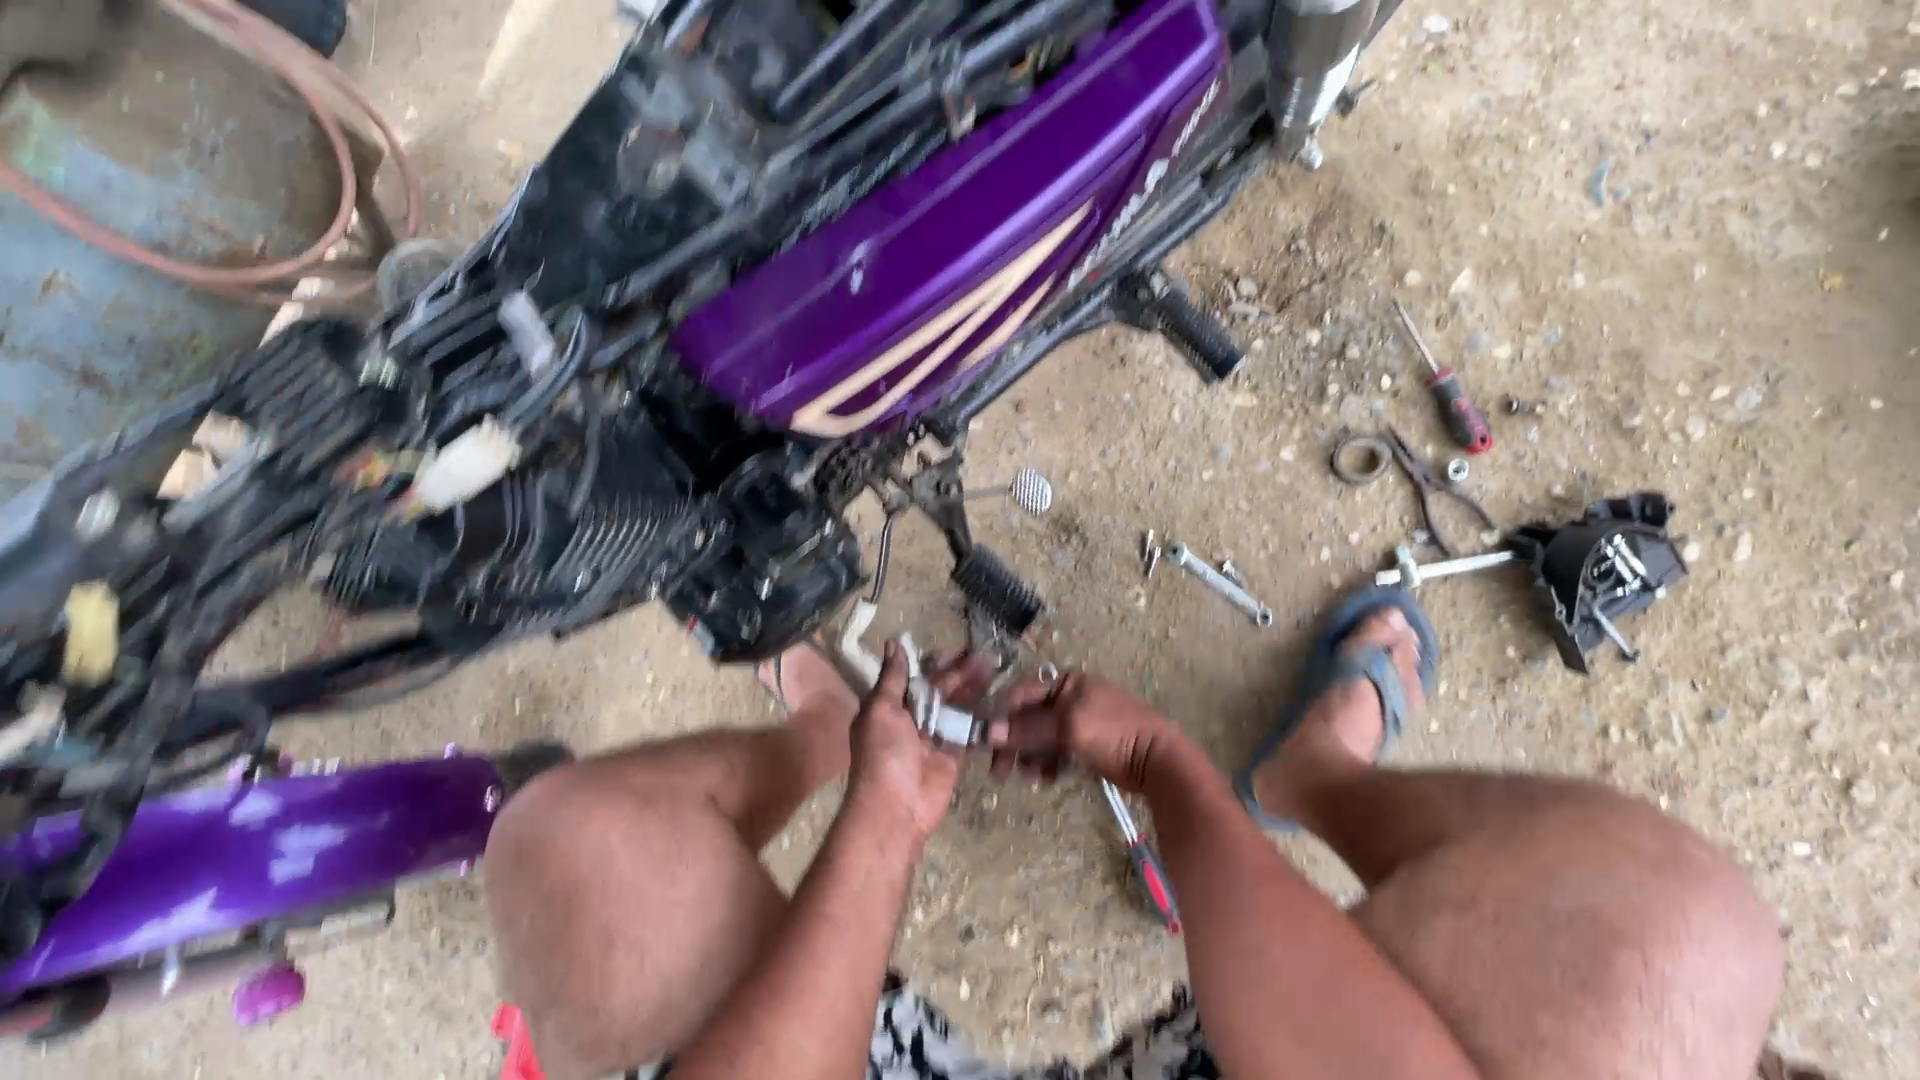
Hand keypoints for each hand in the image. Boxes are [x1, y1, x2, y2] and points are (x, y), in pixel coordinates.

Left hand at [846, 643, 990, 842]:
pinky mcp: (951, 755)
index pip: (912, 678)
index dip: (932, 664)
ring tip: (992, 673)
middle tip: (982, 657)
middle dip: (957, 675)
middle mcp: (909, 720)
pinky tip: (997, 702)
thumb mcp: (881, 710)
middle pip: (937, 692)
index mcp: (888, 707)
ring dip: (971, 691)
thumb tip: (892, 643)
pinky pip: (966, 732)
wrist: (896, 807)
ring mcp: (932, 738)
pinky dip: (979, 719)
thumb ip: (892, 678)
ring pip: (954, 709)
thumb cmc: (884, 754)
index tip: (953, 649)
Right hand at [985, 672, 1184, 792]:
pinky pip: (1054, 751)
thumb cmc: (1113, 733)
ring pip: (1039, 737)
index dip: (1001, 714)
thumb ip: (1029, 729)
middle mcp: (1068, 697)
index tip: (983, 739)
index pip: (1022, 692)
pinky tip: (1047, 777)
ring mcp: (1076, 722)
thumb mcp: (1069, 727)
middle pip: (1027, 717)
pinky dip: (1046, 763)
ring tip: (1029, 776)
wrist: (1156, 761)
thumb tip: (989, 733)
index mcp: (1067, 682)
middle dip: (1013, 742)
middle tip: (998, 770)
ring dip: (1029, 756)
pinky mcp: (1082, 745)